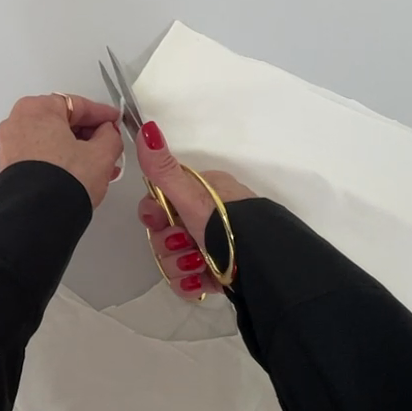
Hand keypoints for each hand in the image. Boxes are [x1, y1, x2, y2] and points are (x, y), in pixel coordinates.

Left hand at [0, 94, 125, 206]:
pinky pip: (40, 154)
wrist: (37, 215)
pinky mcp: (9, 165)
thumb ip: (110, 136)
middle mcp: (17, 121)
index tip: (115, 120)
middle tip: (109, 144)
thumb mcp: (101, 154)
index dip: (101, 114)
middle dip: (88, 134)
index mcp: (36, 108)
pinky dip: (59, 159)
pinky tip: (79, 173)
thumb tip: (108, 132)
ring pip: (50, 139)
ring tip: (100, 165)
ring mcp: (10, 143)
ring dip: (76, 149)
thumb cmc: (64, 179)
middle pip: (61, 121)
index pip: (77, 104)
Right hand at [134, 119, 256, 297]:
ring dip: (180, 266)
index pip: (161, 199)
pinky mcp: (219, 274)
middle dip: (168, 245)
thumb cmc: (228, 227)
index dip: (153, 213)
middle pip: (165, 231)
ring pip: (174, 258)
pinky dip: (191, 284)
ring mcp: (214, 246)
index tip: (158, 222)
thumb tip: (146, 126)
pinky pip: (189, 279)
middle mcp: (209, 216)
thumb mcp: (191, 197)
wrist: (265, 271)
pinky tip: (201, 283)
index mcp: (204, 192)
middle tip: (183, 247)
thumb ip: (163, 169)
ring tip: (198, 268)